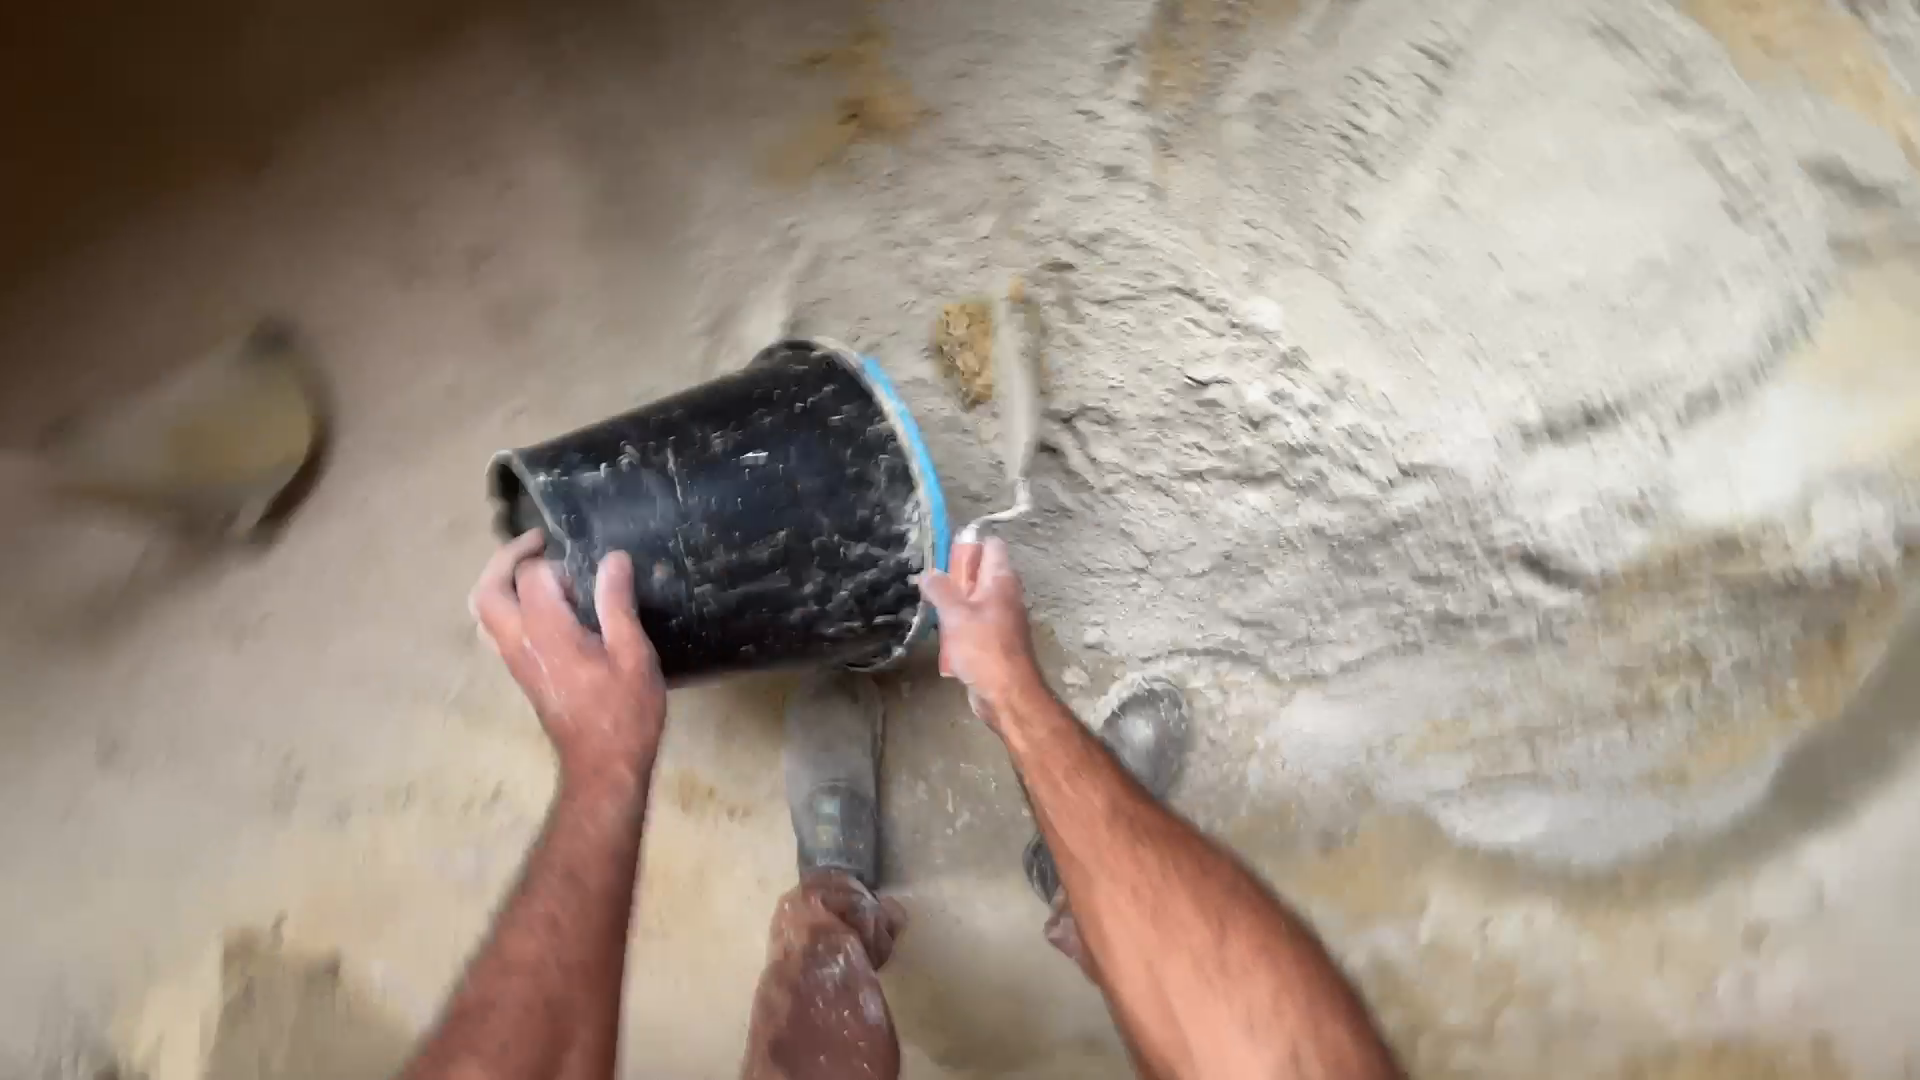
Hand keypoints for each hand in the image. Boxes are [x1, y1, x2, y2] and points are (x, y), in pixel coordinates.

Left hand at [470, 530, 666, 788]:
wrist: (603, 764)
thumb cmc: (626, 709)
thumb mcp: (633, 653)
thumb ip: (617, 604)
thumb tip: (612, 559)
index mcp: (547, 632)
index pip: (533, 576)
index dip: (561, 562)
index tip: (594, 568)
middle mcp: (519, 642)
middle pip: (487, 590)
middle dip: (507, 559)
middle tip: (540, 543)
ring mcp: (515, 660)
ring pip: (484, 611)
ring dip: (501, 582)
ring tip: (537, 570)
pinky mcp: (522, 672)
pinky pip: (496, 628)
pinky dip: (509, 605)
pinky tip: (546, 608)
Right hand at [917, 537, 1043, 731]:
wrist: (1007, 694)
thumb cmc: (983, 648)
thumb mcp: (955, 615)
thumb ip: (940, 590)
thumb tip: (928, 573)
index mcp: (1001, 581)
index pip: (991, 546)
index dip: (970, 544)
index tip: (944, 552)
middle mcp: (1006, 595)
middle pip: (981, 572)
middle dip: (956, 574)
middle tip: (931, 582)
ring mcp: (1002, 618)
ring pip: (976, 599)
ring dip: (955, 601)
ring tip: (930, 604)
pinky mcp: (996, 640)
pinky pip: (975, 622)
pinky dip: (960, 623)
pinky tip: (942, 632)